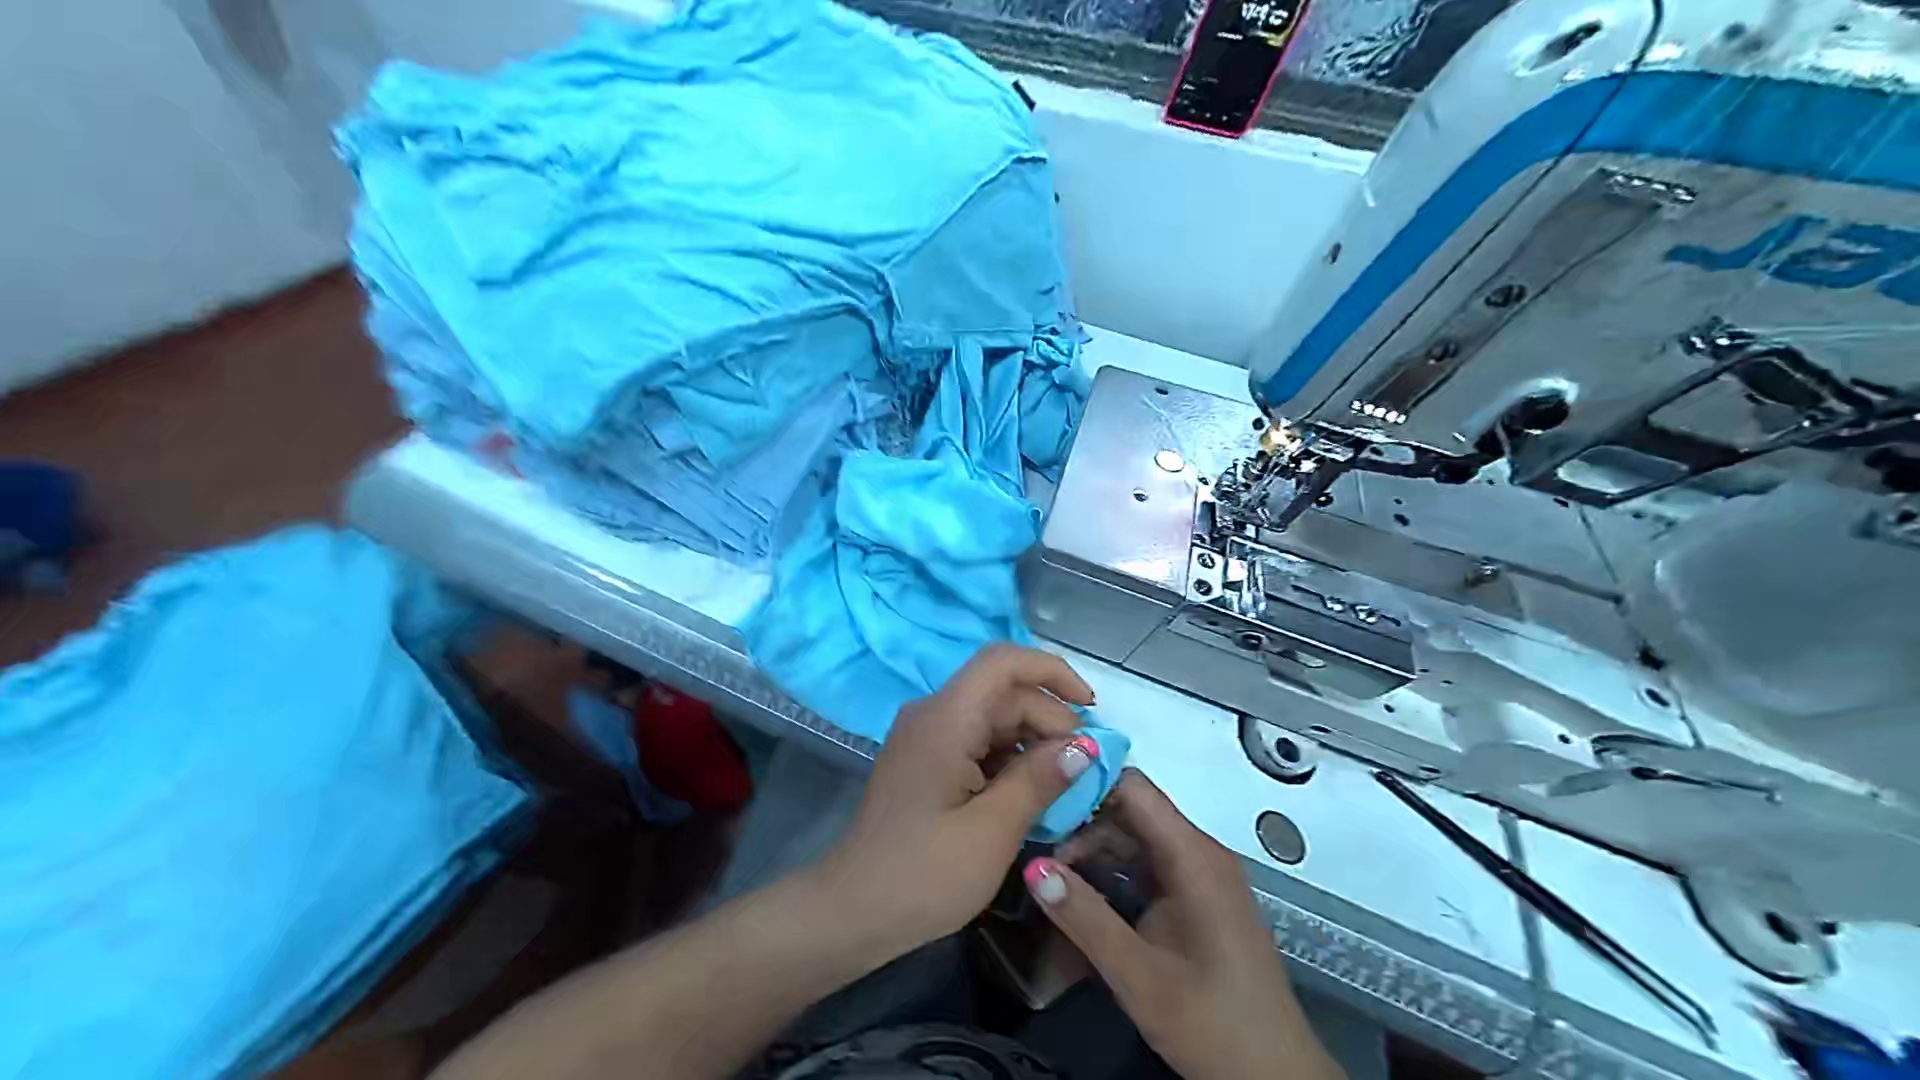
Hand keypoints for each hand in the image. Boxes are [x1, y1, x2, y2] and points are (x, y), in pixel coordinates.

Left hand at [814, 644, 1099, 963]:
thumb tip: (1084, 747)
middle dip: (1050, 720)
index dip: (1052, 672)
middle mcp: (932, 713)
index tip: (1091, 709)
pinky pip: (976, 741)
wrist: (853, 911)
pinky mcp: (925, 760)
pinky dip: (1010, 758)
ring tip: (1067, 783)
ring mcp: (926, 736)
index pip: (1003, 662)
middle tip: (1087, 768)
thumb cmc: (923, 874)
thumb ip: (1039, 779)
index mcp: (945, 718)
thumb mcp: (992, 830)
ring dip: (1033, 741)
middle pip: (1002, 693)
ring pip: (992, 717)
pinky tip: (1032, 791)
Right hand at [1023, 771, 1345, 1079]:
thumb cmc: (1215, 1025)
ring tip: (1052, 879)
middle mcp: (1199, 852)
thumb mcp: (1139, 976)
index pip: (1133, 788)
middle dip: (1081, 826)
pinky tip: (1084, 897)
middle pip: (1130, 812)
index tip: (1040, 798)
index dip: (1086, 784)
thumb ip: (1084, 917)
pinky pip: (1147, 866)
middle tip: (1036, 850)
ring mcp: (1201, 875)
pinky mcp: (1197, 897)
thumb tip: (1032, 867)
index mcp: (1193, 856)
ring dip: (1093, 853)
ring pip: (1135, 839)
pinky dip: (1113, 873)